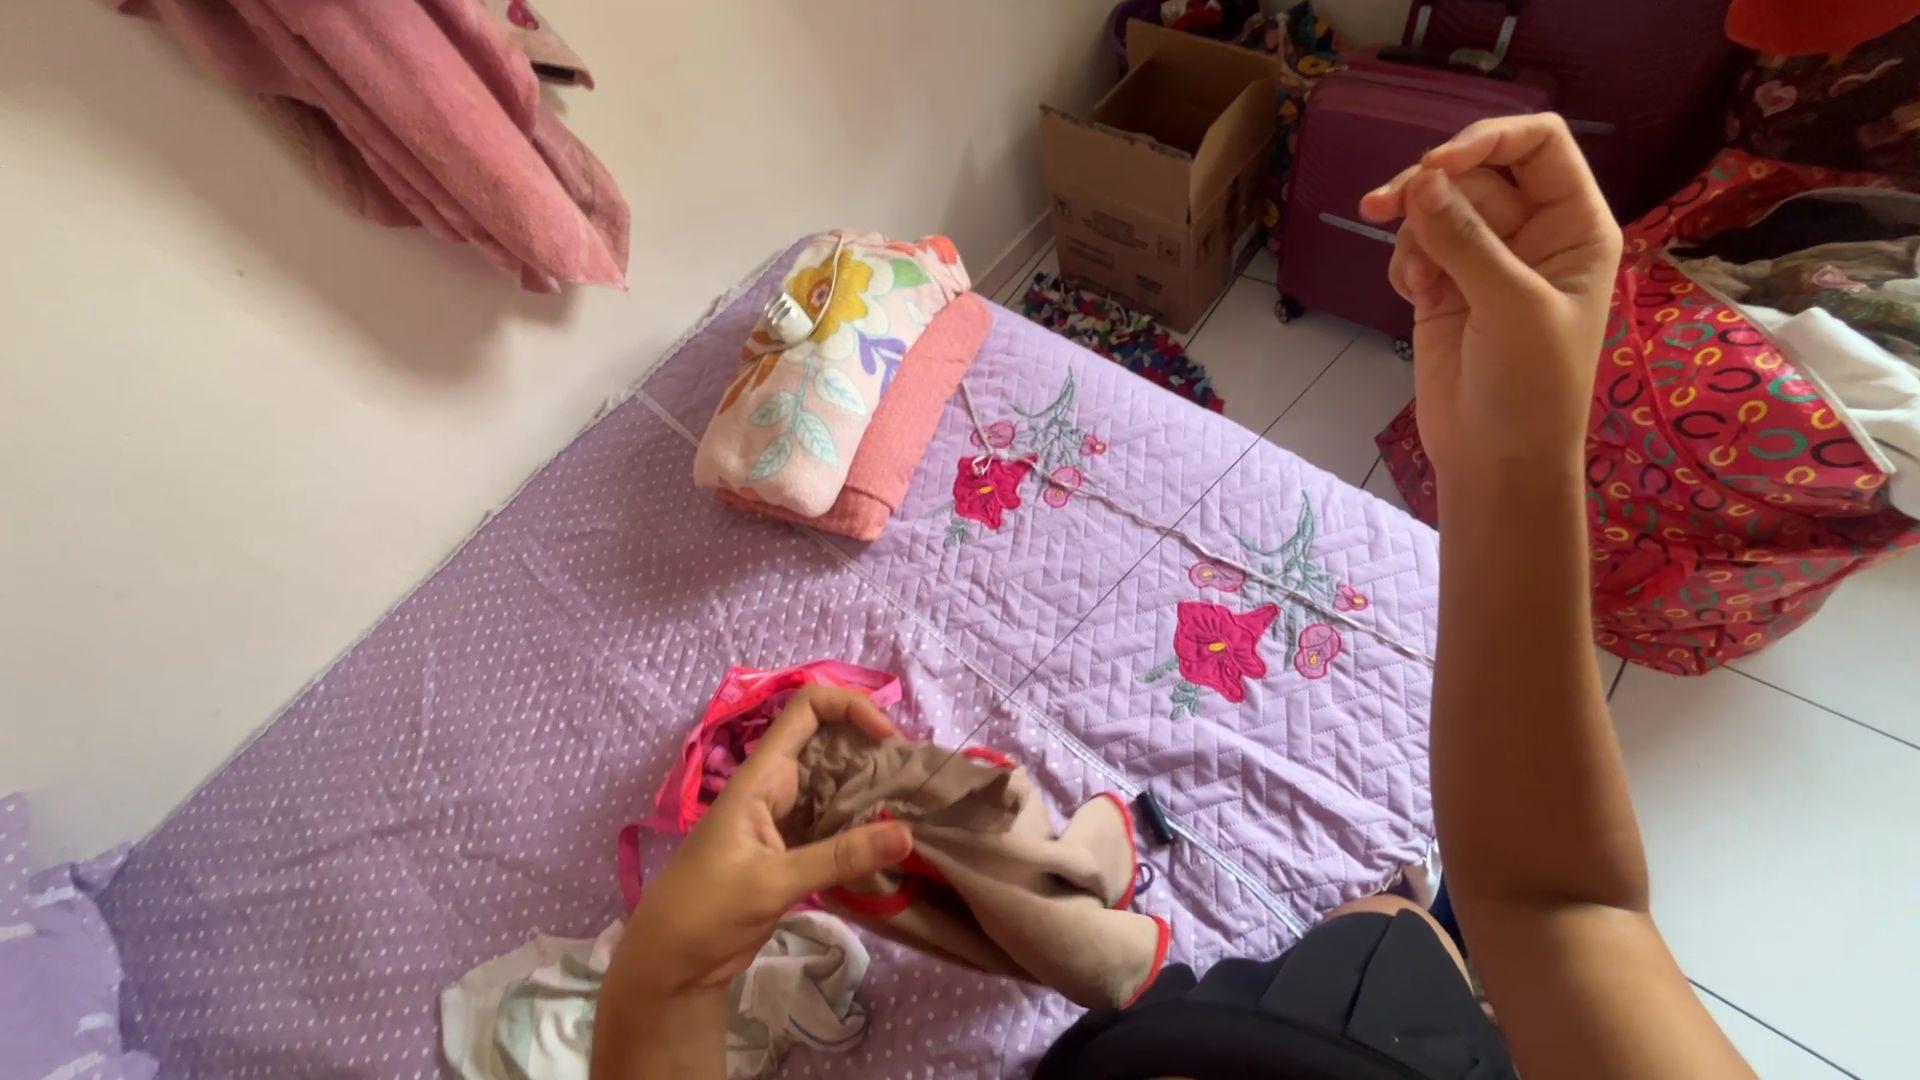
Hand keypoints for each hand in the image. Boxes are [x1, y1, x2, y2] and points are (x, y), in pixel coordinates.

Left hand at [607, 686, 913, 997]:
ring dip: (872, 786)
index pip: (808, 708)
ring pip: (838, 781)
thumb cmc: (704, 910)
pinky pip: (837, 820)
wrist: (669, 968)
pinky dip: (865, 823)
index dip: (850, 706)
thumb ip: (839, 858)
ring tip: (912, 804)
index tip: (888, 738)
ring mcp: (787, 816)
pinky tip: (891, 839)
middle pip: (832, 741)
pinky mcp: (795, 848)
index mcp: (763, 774)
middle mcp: (778, 785)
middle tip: (912, 777)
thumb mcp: (772, 882)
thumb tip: (908, 834)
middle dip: (872, 748)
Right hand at [1358, 114, 1621, 481]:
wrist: (1494, 457)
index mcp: (1572, 226)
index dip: (1486, 142)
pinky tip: (1411, 293)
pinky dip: (1403, 264)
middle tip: (1376, 207)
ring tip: (1411, 277)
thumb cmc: (1529, 385)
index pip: (1536, 148)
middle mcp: (1528, 237)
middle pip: (1474, 179)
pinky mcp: (1440, 295)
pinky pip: (1414, 253)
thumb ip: (1465, 242)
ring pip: (1435, 215)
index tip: (1433, 168)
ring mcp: (1480, 267)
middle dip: (1428, 190)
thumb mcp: (1509, 307)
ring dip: (1411, 232)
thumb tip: (1419, 184)